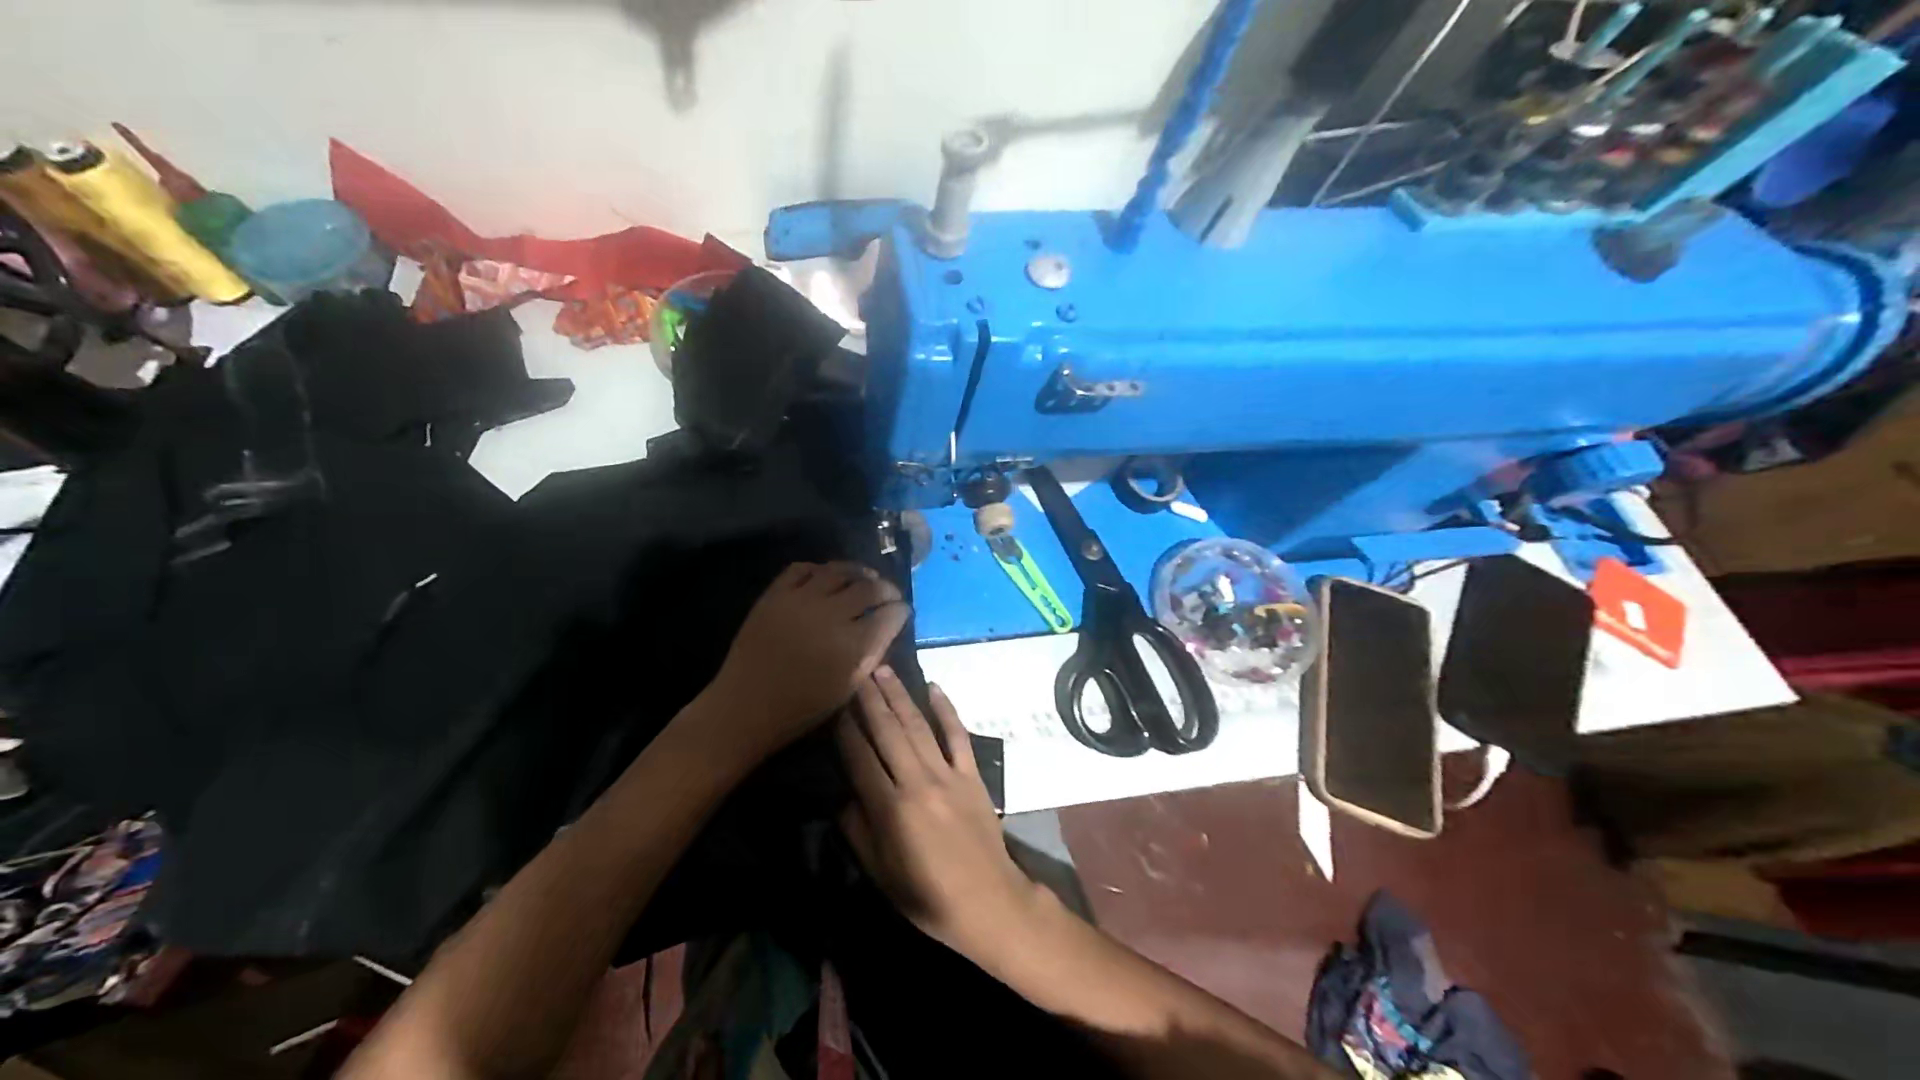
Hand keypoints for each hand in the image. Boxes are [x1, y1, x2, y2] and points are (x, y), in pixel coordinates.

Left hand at [707, 562, 908, 760]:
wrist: (746, 706)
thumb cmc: (801, 707)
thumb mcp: (848, 688)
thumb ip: (873, 654)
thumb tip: (889, 626)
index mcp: (851, 645)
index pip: (889, 615)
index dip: (901, 610)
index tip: (903, 610)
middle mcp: (830, 614)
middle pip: (868, 588)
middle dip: (886, 589)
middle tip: (890, 594)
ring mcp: (800, 600)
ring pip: (838, 570)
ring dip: (858, 571)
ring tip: (866, 577)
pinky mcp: (775, 594)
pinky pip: (802, 569)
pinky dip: (820, 569)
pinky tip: (827, 577)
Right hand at [837, 668, 1043, 962]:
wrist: (989, 902)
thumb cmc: (928, 896)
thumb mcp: (880, 873)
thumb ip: (857, 831)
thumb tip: (841, 795)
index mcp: (891, 808)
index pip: (859, 758)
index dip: (844, 730)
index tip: (832, 704)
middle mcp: (917, 782)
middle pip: (888, 732)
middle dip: (869, 699)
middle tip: (855, 671)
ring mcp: (948, 775)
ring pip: (918, 726)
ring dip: (899, 696)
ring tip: (883, 671)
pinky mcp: (972, 775)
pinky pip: (958, 736)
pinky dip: (946, 710)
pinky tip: (933, 688)